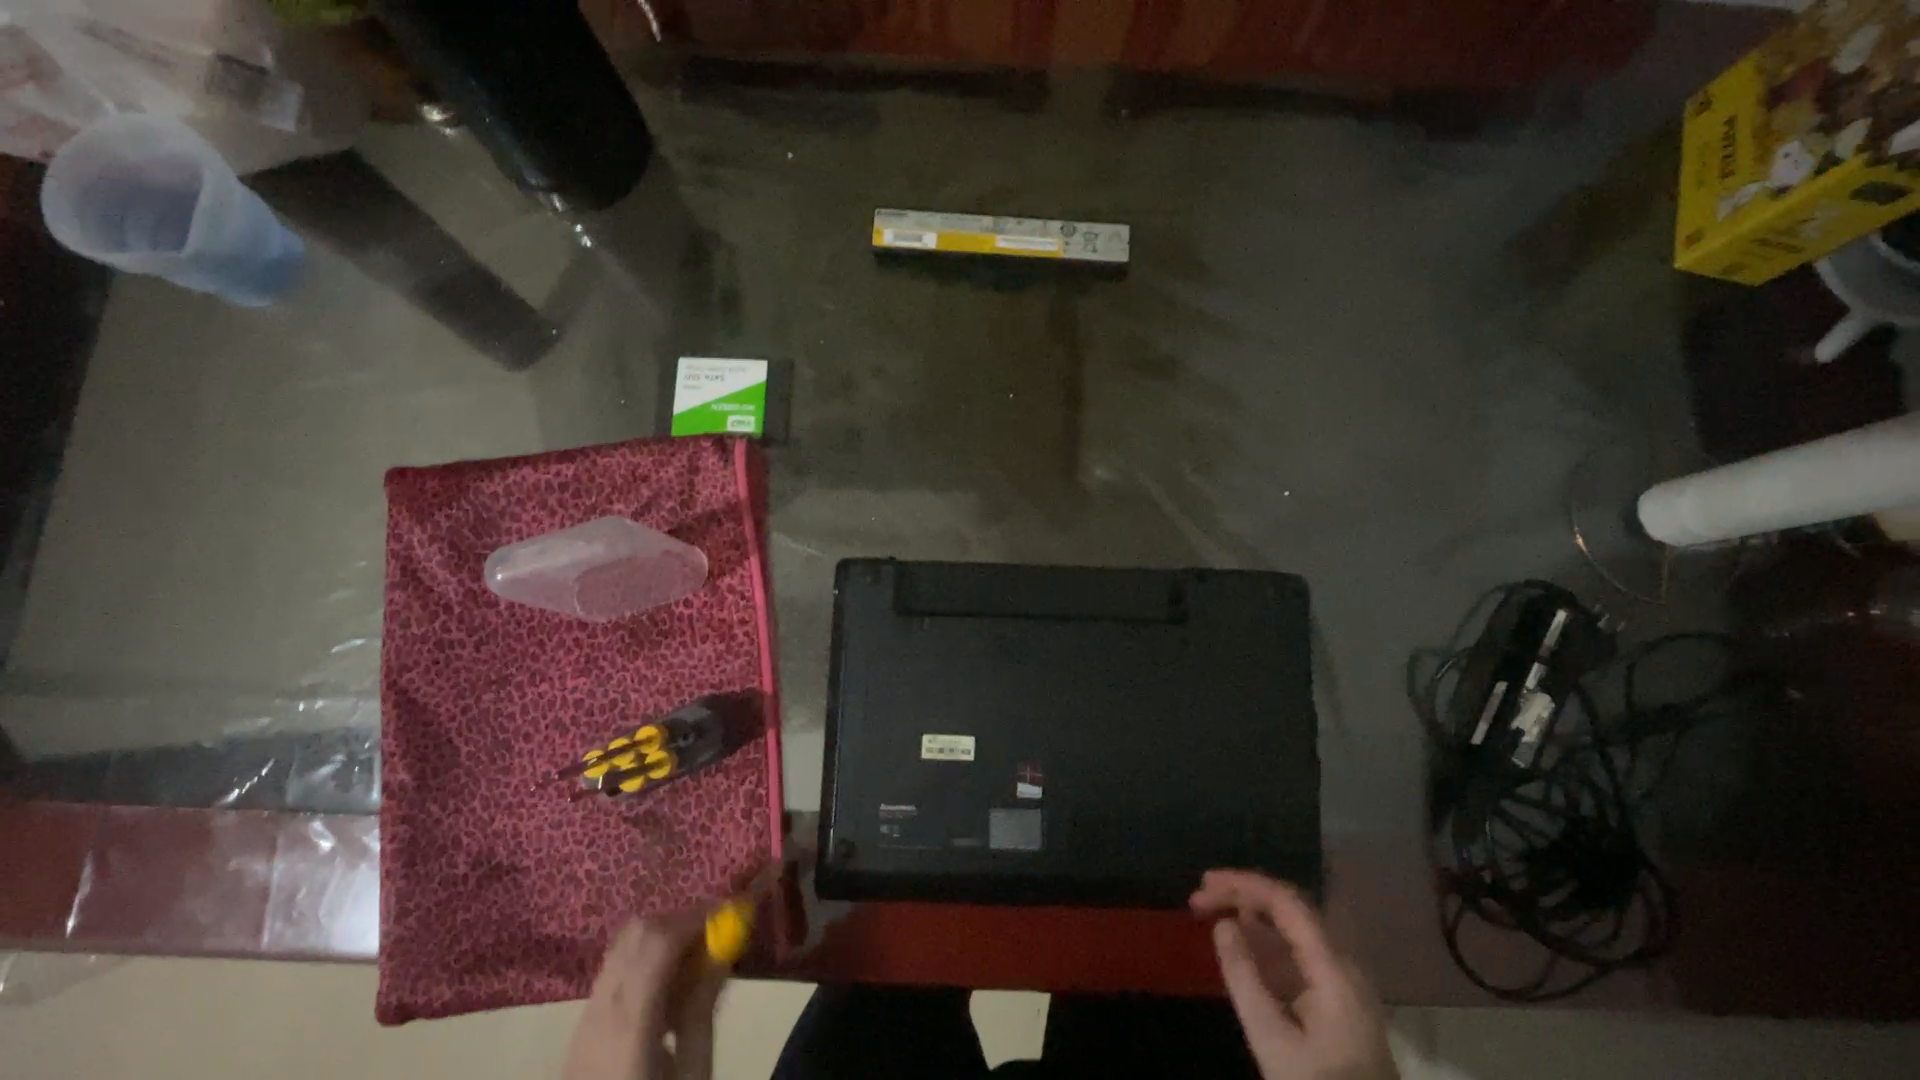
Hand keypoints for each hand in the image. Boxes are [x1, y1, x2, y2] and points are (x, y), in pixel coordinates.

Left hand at [562, 914, 726, 1079]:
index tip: (736, 911)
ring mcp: (585, 1013)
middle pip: (637, 931)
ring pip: (624, 943)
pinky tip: (671, 982)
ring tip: (699, 956)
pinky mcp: (581, 1022)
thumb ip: (702, 1011)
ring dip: (663, 934)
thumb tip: (722, 953)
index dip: (698, 916)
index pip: (660, 942)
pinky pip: (616, 966)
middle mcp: (602, 1006)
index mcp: (631, 1024)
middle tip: (719, 931)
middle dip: (682, 919)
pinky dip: (646, 955)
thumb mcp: (692, 1076)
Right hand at [1190, 870, 1396, 1079]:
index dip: (1245, 885)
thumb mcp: (1272, 1041)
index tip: (1204, 883)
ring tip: (1212, 911)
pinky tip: (1241, 944)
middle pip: (1293, 910)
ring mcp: (1344, 982)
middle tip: (1200, 895)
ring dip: (1254, 916)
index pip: (1288, 904)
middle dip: (1246, 894)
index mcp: (1334, 969)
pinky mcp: (1338, 1000)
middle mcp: (1344, 964)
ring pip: (1296, 930)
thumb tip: (1224, 924)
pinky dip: (1267, 942)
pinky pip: (1300, 954)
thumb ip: (1245, 979)